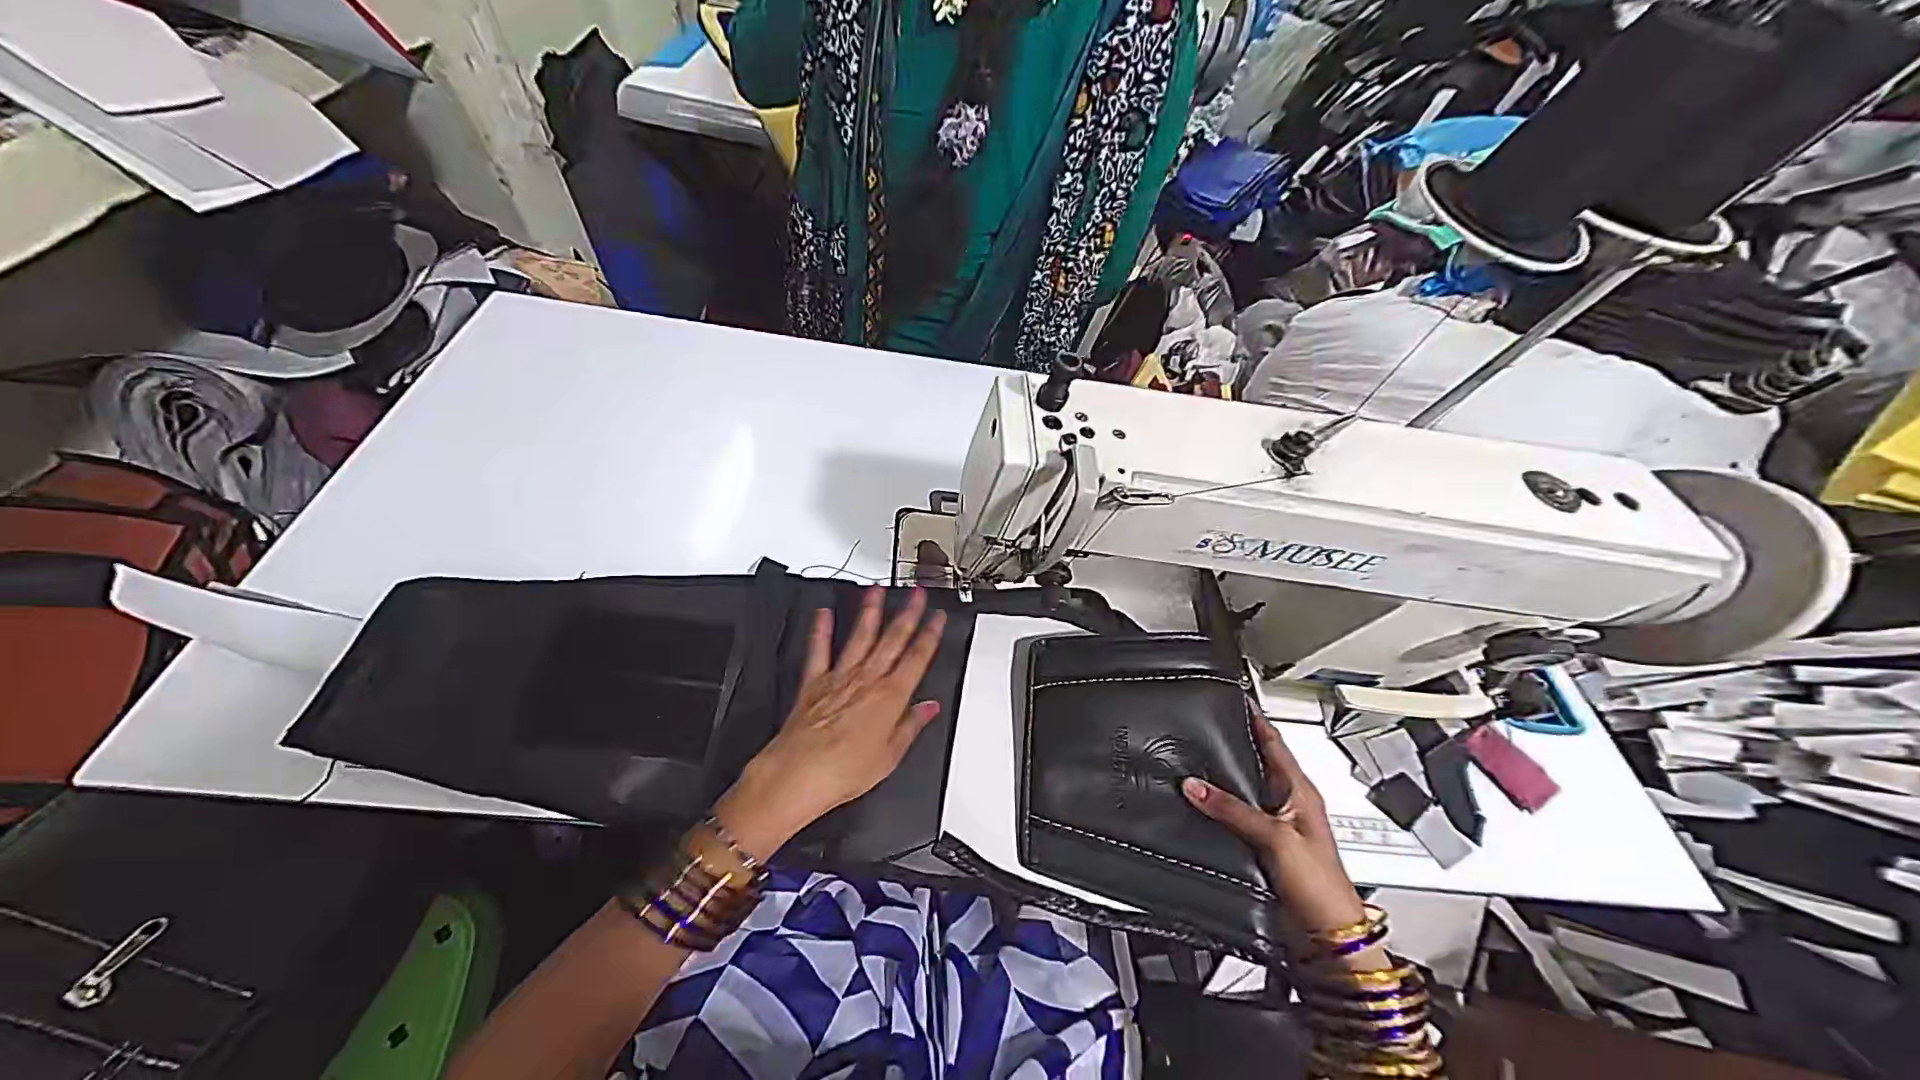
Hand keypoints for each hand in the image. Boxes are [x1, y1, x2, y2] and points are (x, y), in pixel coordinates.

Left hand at [713, 586, 946, 859]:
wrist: (799, 774)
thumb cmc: (842, 770)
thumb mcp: (890, 756)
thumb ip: (911, 726)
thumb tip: (928, 710)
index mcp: (890, 697)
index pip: (917, 657)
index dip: (930, 634)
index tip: (937, 618)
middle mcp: (866, 681)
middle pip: (892, 639)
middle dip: (908, 613)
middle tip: (916, 594)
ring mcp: (839, 678)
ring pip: (860, 636)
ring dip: (870, 612)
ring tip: (876, 591)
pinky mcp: (813, 683)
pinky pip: (818, 650)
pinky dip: (820, 630)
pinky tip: (823, 614)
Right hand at [1181, 713, 1369, 938]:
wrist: (1329, 938)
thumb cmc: (1324, 889)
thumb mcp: (1275, 838)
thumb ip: (1233, 810)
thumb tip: (1195, 786)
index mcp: (1301, 792)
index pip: (1275, 742)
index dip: (1256, 719)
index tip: (1237, 699)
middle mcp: (1289, 805)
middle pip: (1256, 764)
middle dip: (1233, 746)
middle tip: (1207, 726)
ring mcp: (1276, 828)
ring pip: (1243, 793)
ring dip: (1222, 781)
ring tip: (1197, 762)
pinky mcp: (1263, 849)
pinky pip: (1235, 820)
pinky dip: (1217, 810)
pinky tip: (1202, 808)